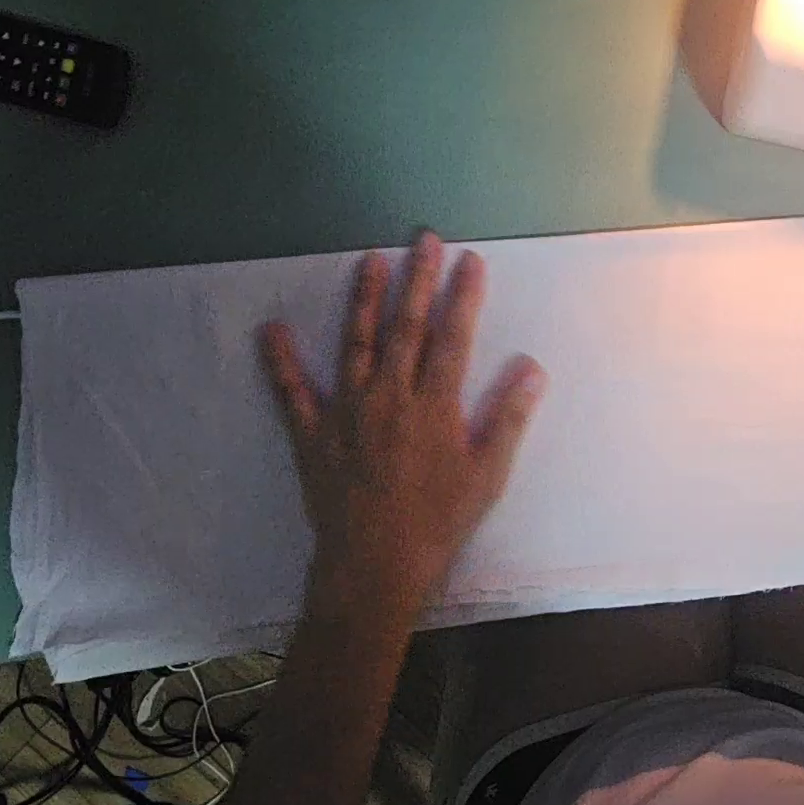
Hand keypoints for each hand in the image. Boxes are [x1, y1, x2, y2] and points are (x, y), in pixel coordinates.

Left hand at [261, 232, 546, 608]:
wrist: (375, 565)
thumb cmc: (438, 521)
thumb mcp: (486, 475)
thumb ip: (507, 418)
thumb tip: (532, 369)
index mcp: (434, 406)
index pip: (453, 338)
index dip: (463, 296)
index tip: (471, 261)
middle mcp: (390, 396)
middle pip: (406, 327)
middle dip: (417, 280)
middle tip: (423, 240)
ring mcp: (347, 411)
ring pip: (355, 343)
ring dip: (363, 299)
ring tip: (369, 260)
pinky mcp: (313, 433)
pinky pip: (292, 391)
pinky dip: (280, 360)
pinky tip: (272, 329)